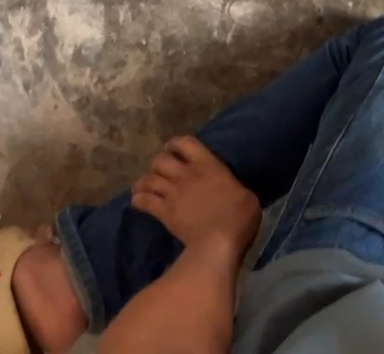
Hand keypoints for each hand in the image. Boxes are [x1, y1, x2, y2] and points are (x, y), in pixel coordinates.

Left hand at [131, 136, 260, 252]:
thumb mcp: (245, 194)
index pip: (186, 143)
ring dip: (145, 181)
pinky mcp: (164, 212)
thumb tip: (232, 191)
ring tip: (144, 186)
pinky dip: (139, 199)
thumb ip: (232, 187)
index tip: (173, 148)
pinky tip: (137, 201)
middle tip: (161, 171)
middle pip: (162, 160)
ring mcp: (173, 192)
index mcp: (208, 164)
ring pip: (149, 179)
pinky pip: (144, 201)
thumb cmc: (240, 216)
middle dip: (158, 164)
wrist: (220, 241)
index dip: (176, 143)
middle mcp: (186, 173)